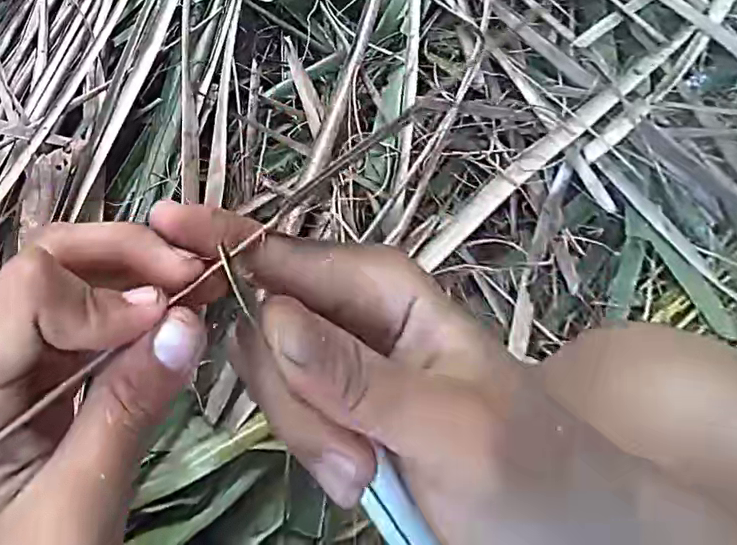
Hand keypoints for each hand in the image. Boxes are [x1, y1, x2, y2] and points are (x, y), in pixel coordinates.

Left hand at [0, 223, 208, 544]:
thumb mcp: (78, 507)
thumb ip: (129, 409)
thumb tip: (187, 323)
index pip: (31, 292)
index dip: (105, 296)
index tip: (167, 317)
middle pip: (46, 258)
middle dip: (125, 254)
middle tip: (195, 271)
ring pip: (63, 266)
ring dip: (130, 266)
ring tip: (192, 282)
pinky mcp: (19, 349)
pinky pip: (73, 300)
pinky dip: (123, 296)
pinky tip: (164, 308)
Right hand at [149, 202, 736, 544]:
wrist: (575, 534)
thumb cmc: (532, 471)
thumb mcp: (449, 429)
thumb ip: (354, 375)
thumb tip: (268, 315)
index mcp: (376, 284)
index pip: (279, 251)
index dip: (217, 236)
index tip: (161, 222)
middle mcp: (345, 305)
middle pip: (260, 319)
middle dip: (287, 389)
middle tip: (349, 458)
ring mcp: (334, 353)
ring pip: (266, 369)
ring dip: (304, 429)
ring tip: (367, 476)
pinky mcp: (329, 398)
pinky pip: (284, 408)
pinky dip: (311, 448)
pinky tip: (361, 479)